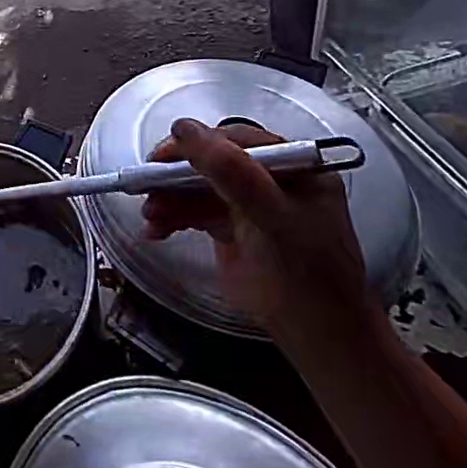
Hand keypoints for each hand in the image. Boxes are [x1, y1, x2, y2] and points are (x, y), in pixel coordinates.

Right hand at [141, 119, 373, 339]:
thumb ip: (232, 171)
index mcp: (292, 166)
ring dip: (168, 198)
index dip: (197, 144)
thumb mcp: (271, 216)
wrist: (318, 337)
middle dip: (175, 175)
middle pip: (210, 163)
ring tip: (151, 215)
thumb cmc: (309, 277)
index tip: (164, 154)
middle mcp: (270, 180)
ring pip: (197, 188)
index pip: (236, 141)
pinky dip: (171, 218)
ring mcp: (249, 205)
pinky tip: (156, 229)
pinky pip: (193, 212)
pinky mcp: (230, 229)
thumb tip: (187, 130)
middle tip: (148, 182)